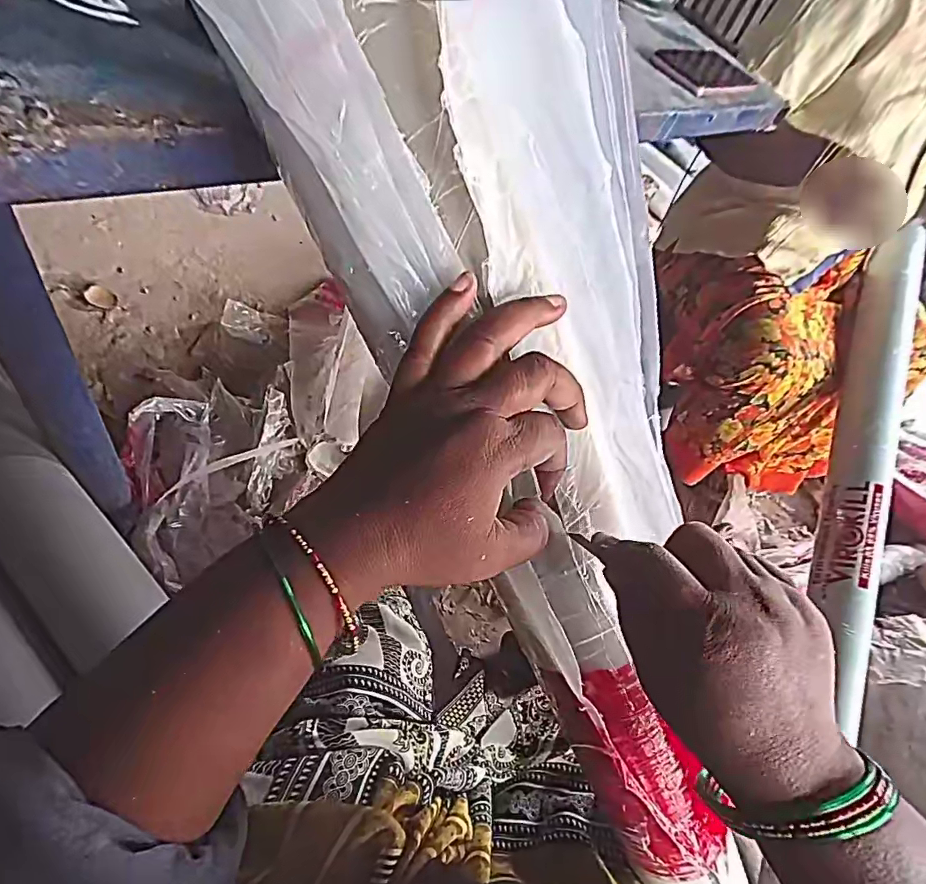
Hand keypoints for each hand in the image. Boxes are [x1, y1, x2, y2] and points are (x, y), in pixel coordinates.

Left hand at [288, 272, 585, 596]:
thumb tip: (537, 515)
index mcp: (495, 448)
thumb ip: (529, 533)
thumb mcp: (489, 555)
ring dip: (525, 315)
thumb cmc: (413, 545)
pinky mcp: (406, 394)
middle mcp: (470, 410)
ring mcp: (435, 395)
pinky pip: (426, 339)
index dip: (556, 463)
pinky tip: (463, 287)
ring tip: (552, 306)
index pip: (548, 438)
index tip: (542, 486)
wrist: (352, 536)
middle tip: (573, 410)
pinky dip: (445, 308)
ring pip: (488, 336)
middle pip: (537, 375)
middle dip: (566, 391)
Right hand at [582, 523, 857, 805]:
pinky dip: (736, 582)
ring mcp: (784, 599)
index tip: (606, 549)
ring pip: (728, 549)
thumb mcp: (654, 671)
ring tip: (701, 604)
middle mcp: (748, 598)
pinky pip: (760, 569)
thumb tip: (617, 570)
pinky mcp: (807, 605)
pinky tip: (732, 615)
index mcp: (701, 619)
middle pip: (692, 537)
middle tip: (661, 581)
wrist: (786, 758)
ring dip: (704, 567)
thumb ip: (633, 612)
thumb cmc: (711, 723)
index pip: (650, 556)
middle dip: (667, 553)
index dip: (620, 549)